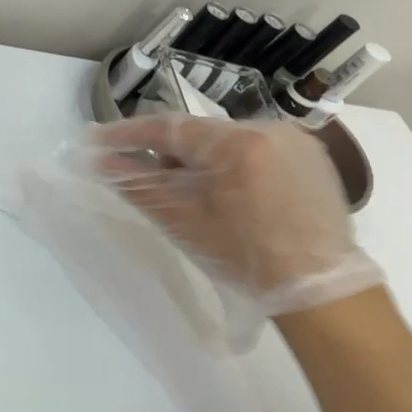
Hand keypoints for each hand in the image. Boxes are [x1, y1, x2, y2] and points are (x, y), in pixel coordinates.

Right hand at [88, 114, 384, 316]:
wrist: (315, 283)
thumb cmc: (242, 254)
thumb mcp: (181, 220)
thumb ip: (138, 185)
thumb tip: (99, 162)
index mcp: (237, 143)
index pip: (169, 128)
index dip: (127, 133)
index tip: (95, 138)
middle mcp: (269, 129)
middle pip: (199, 133)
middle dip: (166, 152)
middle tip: (141, 175)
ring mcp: (295, 140)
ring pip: (227, 141)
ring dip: (199, 160)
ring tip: (187, 192)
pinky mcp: (311, 156)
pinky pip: (257, 150)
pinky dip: (231, 165)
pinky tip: (225, 194)